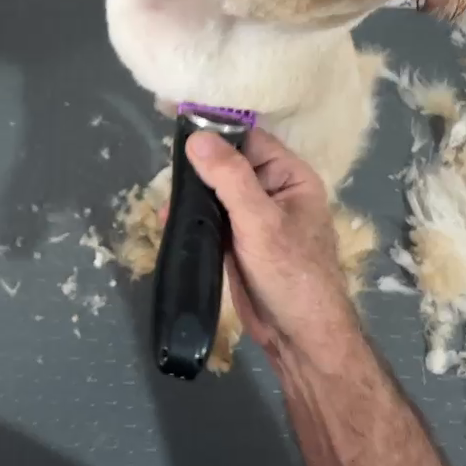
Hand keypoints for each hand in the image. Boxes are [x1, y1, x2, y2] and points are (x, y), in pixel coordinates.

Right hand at [187, 129, 356, 356]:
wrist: (298, 338)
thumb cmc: (290, 274)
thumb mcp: (260, 220)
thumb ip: (229, 177)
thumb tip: (196, 137)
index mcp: (290, 176)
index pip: (248, 138)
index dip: (216, 130)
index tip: (179, 126)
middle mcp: (273, 190)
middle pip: (228, 162)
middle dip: (198, 166)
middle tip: (168, 171)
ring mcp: (254, 216)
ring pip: (215, 190)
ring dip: (191, 193)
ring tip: (166, 202)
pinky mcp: (238, 239)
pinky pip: (211, 216)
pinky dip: (191, 216)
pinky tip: (168, 220)